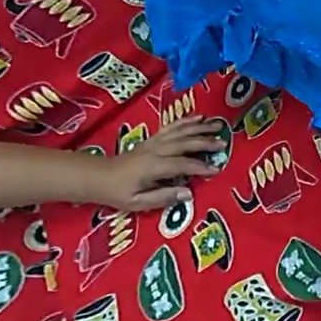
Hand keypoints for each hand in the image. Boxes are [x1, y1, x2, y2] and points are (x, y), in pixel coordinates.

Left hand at [90, 116, 229, 210]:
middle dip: (205, 142)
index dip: (200, 166)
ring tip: (217, 125)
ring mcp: (154, 142)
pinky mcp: (153, 139)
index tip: (216, 169)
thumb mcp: (137, 202)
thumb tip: (188, 193)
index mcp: (153, 167)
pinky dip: (186, 121)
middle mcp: (155, 150)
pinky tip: (198, 118)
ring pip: (180, 131)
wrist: (97, 176)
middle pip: (184, 143)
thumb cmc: (117, 192)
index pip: (182, 164)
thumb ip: (163, 197)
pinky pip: (172, 127)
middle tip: (223, 143)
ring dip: (200, 128)